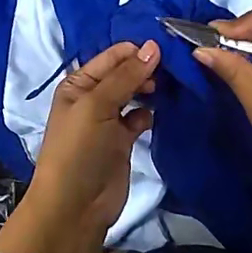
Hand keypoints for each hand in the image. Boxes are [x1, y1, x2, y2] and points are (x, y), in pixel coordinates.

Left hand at [0, 40, 160, 252]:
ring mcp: (108, 119)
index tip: (168, 47)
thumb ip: (126, 76)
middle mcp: (92, 97)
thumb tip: (154, 46)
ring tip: (174, 84)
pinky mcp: (123, 140)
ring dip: (150, 88)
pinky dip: (150, 111)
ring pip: (134, 94)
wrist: (75, 206)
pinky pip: (140, 117)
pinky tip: (164, 109)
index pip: (110, 57)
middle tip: (176, 68)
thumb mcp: (97, 106)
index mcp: (78, 83)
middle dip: (146, 68)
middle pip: (124, 73)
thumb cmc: (79, 148)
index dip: (136, 50)